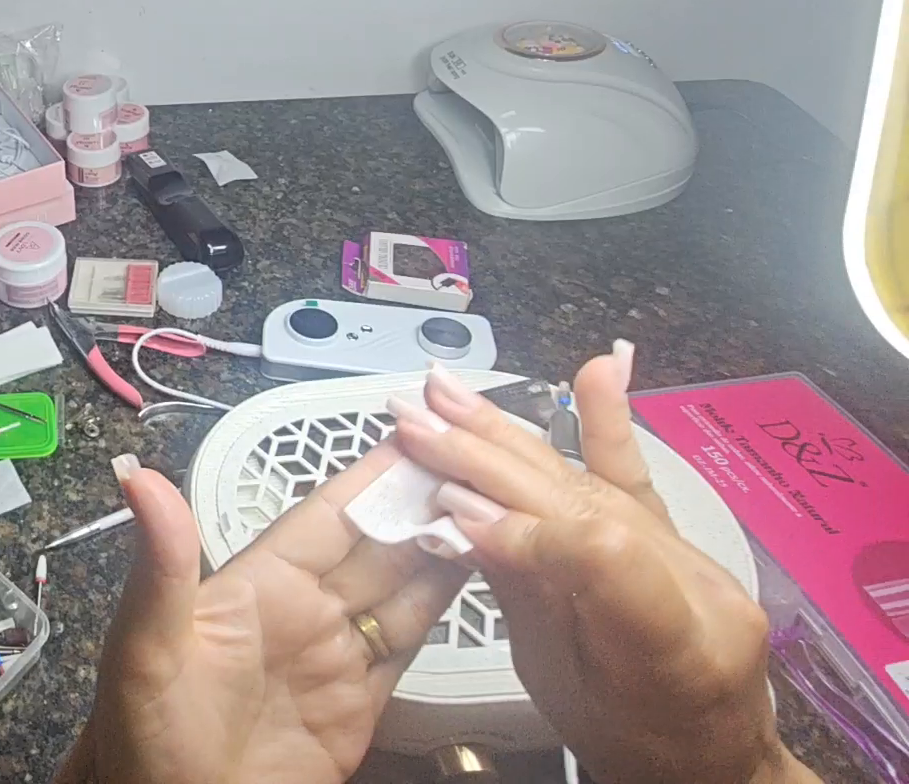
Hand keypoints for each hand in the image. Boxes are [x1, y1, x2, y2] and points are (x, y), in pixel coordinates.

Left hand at [55, 444, 467, 783]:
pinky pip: (408, 643)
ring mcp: (333, 651)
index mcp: (256, 580)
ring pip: (400, 584)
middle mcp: (300, 604)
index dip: (371, 476)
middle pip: (373, 542)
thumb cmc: (149, 727)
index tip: (418, 428)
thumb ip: (160, 562)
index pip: (325, 515)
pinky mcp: (361, 702)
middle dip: (422, 500)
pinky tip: (479, 576)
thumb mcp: (148, 643)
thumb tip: (137, 474)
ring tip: (500, 505)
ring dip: (443, 546)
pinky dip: (445, 608)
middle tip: (486, 458)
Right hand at [392, 348, 820, 783]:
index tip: (447, 510)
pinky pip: (629, 473)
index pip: (597, 556)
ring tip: (441, 390)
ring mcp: (684, 551)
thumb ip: (522, 590)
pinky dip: (606, 420)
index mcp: (673, 644)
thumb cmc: (623, 731)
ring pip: (578, 477)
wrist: (704, 749)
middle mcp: (691, 582)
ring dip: (500, 430)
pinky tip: (599, 369)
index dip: (517, 525)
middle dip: (482, 458)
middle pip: (574, 499)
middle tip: (410, 421)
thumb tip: (462, 513)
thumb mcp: (557, 681)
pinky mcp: (667, 532)